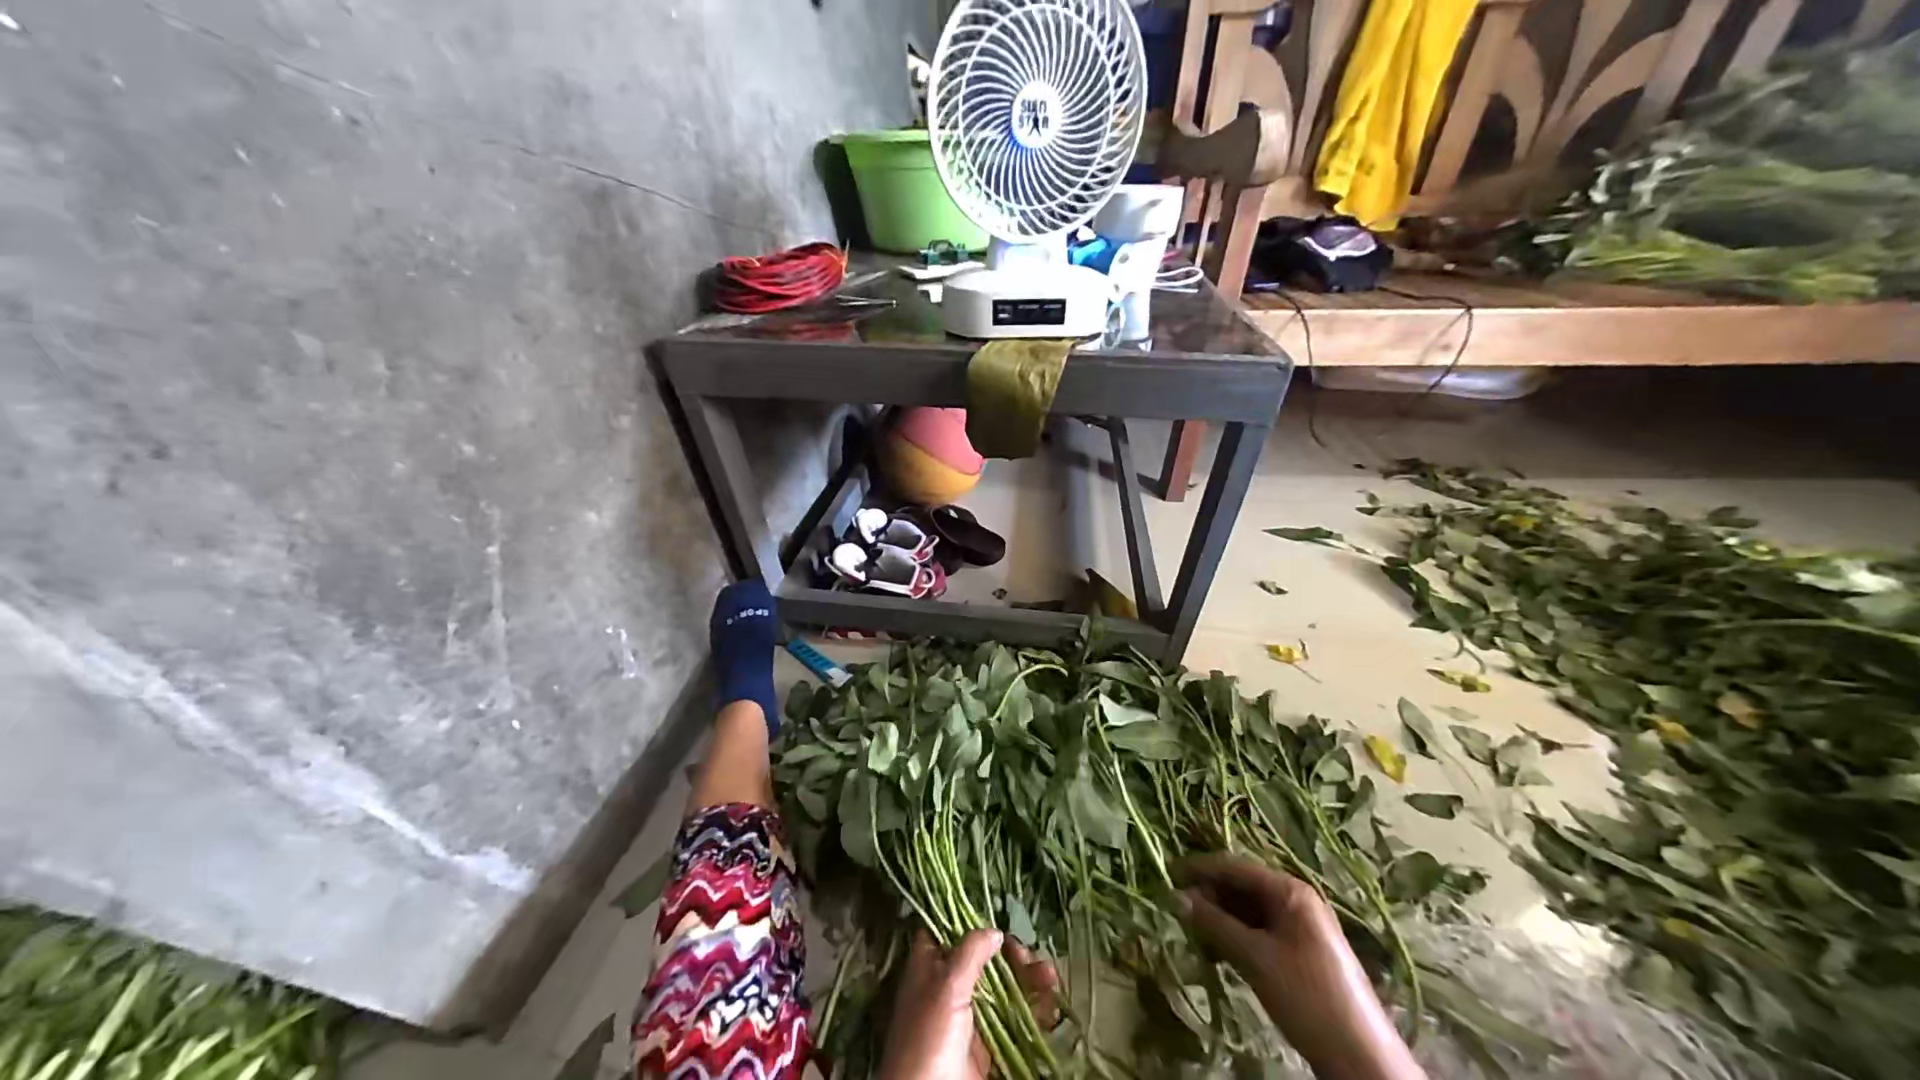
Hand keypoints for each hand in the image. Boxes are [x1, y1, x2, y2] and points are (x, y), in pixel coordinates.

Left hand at [878, 930, 1058, 1079]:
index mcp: (929, 964)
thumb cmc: (929, 1036)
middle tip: (1028, 957)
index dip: (971, 919)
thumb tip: (994, 931)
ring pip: (1003, 985)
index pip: (948, 927)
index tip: (998, 918)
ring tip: (1049, 976)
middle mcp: (949, 984)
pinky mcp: (988, 1043)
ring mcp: (970, 1014)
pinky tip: (1051, 1002)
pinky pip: (1014, 1017)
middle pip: (984, 957)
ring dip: (1029, 978)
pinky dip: (1035, 1007)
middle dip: (1011, 953)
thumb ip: (971, 952)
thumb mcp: (947, 985)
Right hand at [1177, 855, 1424, 1079]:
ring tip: (1193, 934)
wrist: (1361, 1058)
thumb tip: (1175, 897)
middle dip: (1208, 896)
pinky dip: (1236, 936)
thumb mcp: (1254, 958)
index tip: (1166, 875)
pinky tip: (1218, 952)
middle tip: (1177, 910)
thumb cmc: (1306, 996)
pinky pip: (1259, 931)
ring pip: (1248, 910)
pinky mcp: (1300, 951)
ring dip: (1219, 918)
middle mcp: (1296, 899)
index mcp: (1290, 890)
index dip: (1198, 868)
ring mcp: (1301, 925)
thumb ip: (1213, 924)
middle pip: (1241, 886)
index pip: (1234, 866)